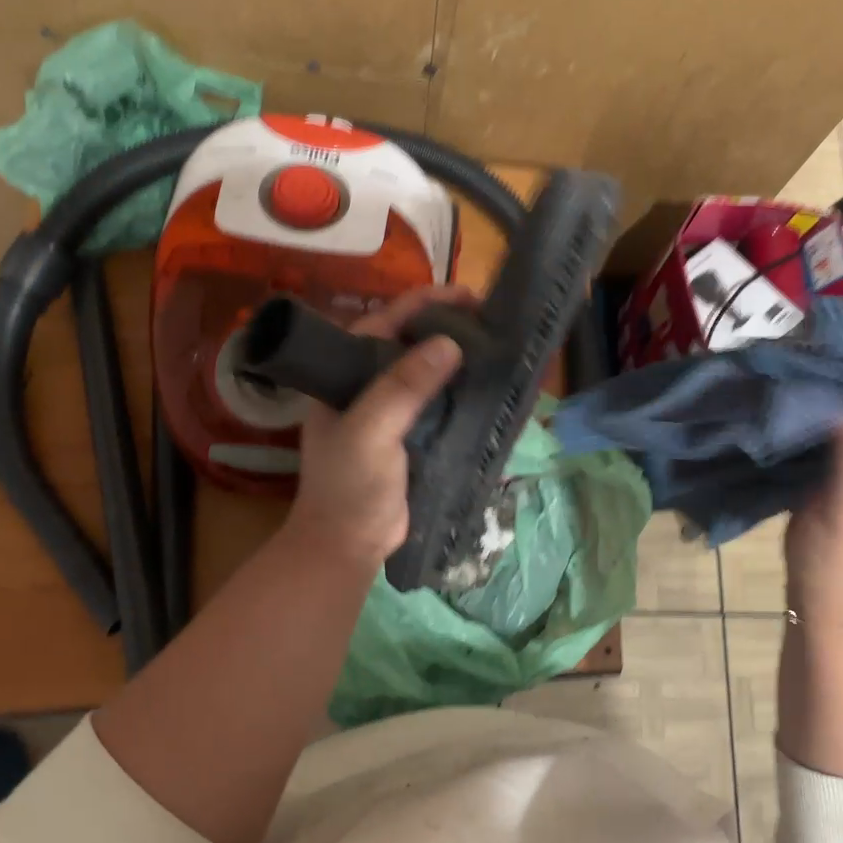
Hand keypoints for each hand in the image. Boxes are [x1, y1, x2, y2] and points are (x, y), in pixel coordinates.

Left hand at [286, 286, 472, 569]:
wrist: (347, 545)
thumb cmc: (349, 486)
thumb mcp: (371, 432)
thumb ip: (403, 388)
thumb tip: (449, 343)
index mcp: (345, 374)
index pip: (386, 322)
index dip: (426, 304)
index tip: (469, 297)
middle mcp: (366, 385)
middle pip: (410, 342)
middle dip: (447, 327)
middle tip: (492, 321)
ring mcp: (389, 411)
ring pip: (427, 371)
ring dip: (457, 358)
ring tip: (497, 346)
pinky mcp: (411, 436)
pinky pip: (439, 402)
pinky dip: (461, 391)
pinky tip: (488, 386)